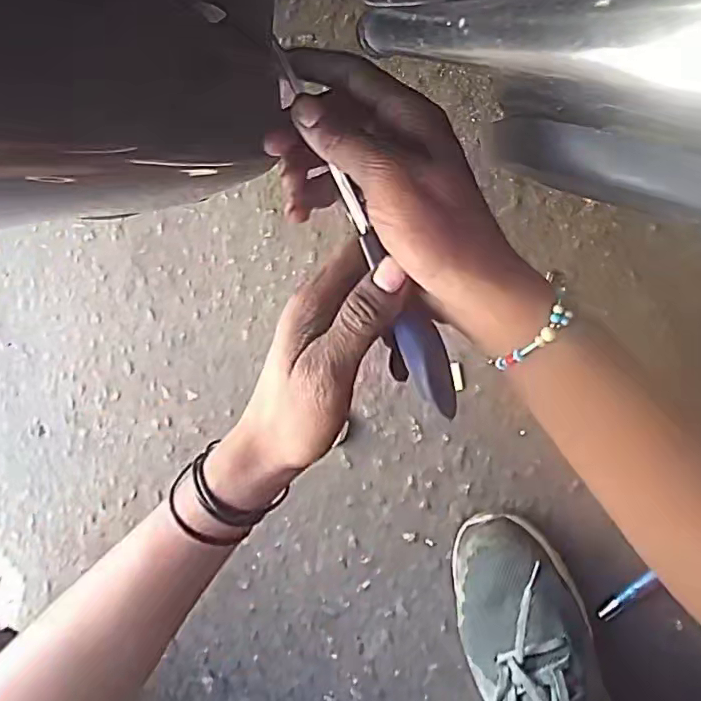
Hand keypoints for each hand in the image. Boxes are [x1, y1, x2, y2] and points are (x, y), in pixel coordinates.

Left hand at [213, 241, 410, 505]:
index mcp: (314, 299)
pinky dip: (393, 328)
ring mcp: (327, 318)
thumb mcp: (330, 366)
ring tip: (418, 335)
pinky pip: (372, 315)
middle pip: (370, 267)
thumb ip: (361, 316)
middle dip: (404, 282)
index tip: (427, 264)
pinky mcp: (336, 335)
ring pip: (375, 292)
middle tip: (430, 307)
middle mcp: (319, 301)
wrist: (269, 453)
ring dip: (401, 308)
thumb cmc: (293, 417)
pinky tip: (401, 352)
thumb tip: (392, 270)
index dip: (395, 249)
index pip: (358, 247)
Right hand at [262, 50, 541, 330]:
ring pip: (338, 149)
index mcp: (412, 120)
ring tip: (291, 192)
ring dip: (308, 166)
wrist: (466, 285)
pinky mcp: (387, 196)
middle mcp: (403, 136)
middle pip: (342, 114)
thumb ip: (344, 140)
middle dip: (304, 131)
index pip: (357, 76)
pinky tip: (306, 208)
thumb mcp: (388, 179)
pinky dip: (322, 190)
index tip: (283, 66)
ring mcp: (395, 167)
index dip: (317, 67)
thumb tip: (305, 109)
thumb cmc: (443, 234)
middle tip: (274, 147)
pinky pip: (346, 180)